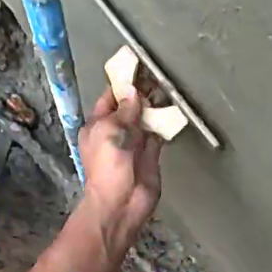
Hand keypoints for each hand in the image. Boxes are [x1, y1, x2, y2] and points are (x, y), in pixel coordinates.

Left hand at [75, 84, 163, 254]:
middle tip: (158, 75)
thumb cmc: (107, 167)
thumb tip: (133, 92)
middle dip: (142, 93)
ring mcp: (134, 144)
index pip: (110, 98)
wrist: (121, 203)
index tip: (138, 67)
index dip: (122, 84)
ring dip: (155, 107)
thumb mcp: (109, 132)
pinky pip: (158, 135)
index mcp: (98, 126)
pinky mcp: (151, 155)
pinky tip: (173, 112)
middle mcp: (116, 132)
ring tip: (168, 88)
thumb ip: (124, 111)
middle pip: (130, 107)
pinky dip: (165, 124)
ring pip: (146, 119)